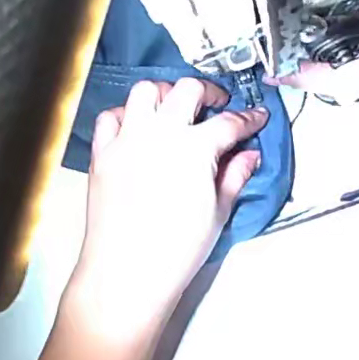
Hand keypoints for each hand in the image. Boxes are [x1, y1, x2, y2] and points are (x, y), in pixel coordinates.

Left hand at [61, 78, 265, 347]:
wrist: (126, 270)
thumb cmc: (176, 249)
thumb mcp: (217, 213)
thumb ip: (234, 176)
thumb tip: (248, 155)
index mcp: (195, 148)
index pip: (229, 122)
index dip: (249, 118)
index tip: (256, 118)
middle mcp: (159, 133)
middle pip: (187, 90)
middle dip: (208, 92)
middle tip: (216, 105)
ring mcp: (127, 139)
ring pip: (145, 91)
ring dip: (164, 94)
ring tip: (174, 109)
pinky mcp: (102, 152)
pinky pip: (110, 117)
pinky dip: (125, 114)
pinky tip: (136, 127)